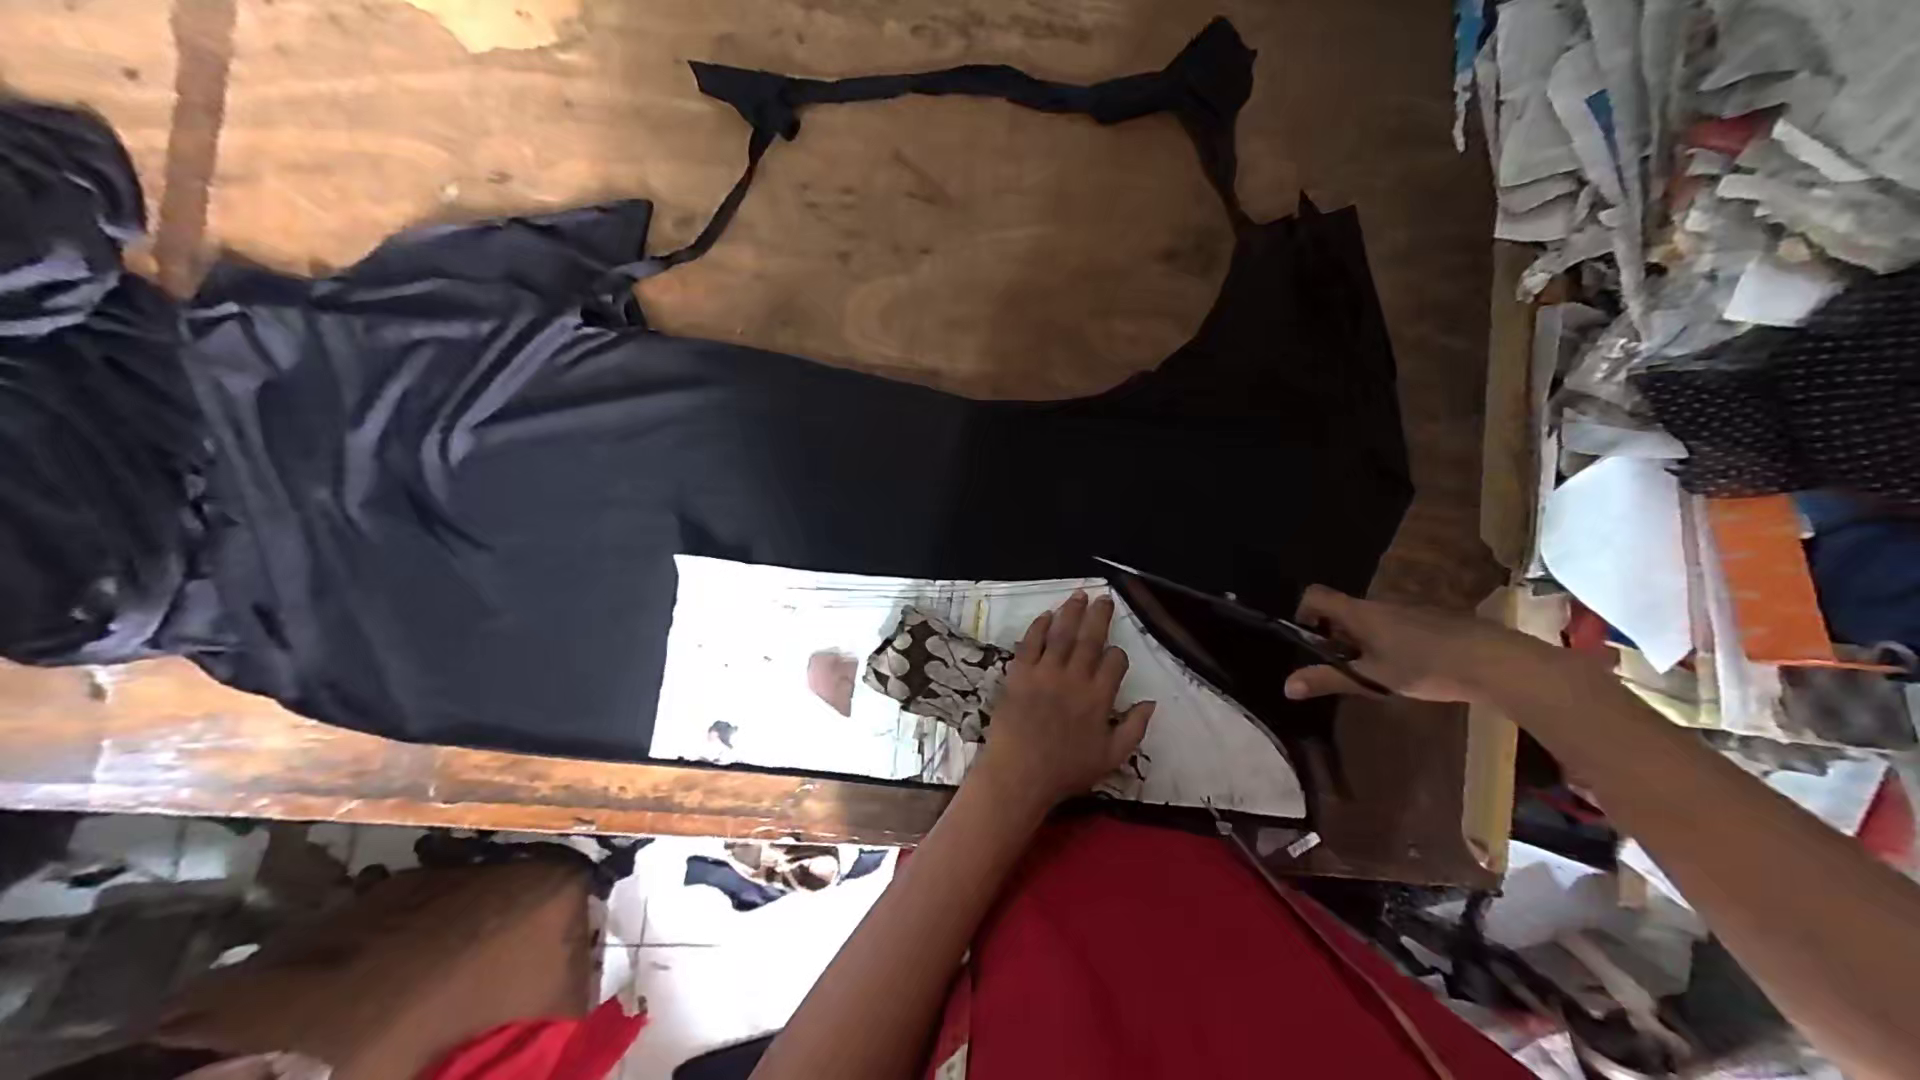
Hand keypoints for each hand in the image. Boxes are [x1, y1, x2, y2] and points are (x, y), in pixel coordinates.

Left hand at [971, 591, 1154, 812]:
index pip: (1115, 662)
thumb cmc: (1066, 770)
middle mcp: (1074, 678)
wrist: (1019, 774)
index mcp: (1098, 698)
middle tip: (1104, 598)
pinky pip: (1030, 643)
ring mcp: (1045, 673)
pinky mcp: (1019, 674)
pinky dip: (1038, 626)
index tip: (1115, 654)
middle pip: (1090, 639)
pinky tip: (1045, 615)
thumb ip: (1134, 729)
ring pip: (1061, 634)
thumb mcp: (1111, 758)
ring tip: (1079, 595)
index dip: (1118, 654)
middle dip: (1099, 616)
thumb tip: (1150, 703)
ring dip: (1071, 612)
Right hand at [1283, 585, 1566, 704]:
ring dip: (1366, 641)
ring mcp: (1412, 610)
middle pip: (1345, 610)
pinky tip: (1414, 671)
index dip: (1304, 611)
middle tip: (1345, 667)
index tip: (1310, 640)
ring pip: (1374, 620)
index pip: (1316, 595)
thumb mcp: (1371, 678)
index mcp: (1360, 613)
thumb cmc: (1425, 667)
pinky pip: (1400, 626)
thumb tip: (1286, 686)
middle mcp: (1381, 604)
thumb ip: (1329, 680)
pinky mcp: (1436, 621)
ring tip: (1380, 674)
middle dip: (1337, 636)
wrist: (1496, 662)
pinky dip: (1393, 643)